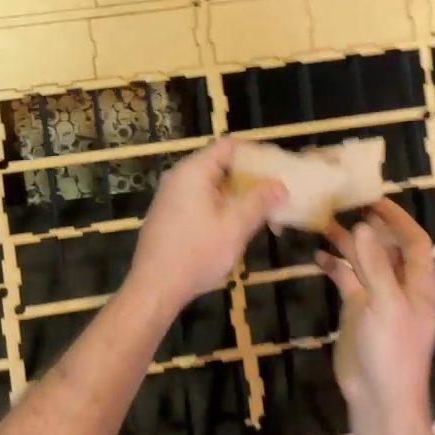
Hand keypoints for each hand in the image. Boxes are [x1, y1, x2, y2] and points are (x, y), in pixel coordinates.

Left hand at [126, 139, 285, 309]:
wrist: (154, 288)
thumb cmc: (197, 253)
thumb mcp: (235, 227)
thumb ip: (259, 202)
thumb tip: (280, 185)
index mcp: (193, 171)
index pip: (228, 146)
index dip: (255, 151)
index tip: (278, 164)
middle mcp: (178, 178)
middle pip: (219, 165)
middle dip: (249, 177)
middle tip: (275, 191)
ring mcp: (170, 197)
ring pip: (210, 186)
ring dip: (236, 196)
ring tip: (262, 212)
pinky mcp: (168, 216)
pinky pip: (199, 201)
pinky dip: (220, 207)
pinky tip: (236, 226)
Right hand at [318, 199, 434, 417]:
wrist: (379, 396)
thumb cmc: (393, 350)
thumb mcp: (387, 304)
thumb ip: (376, 265)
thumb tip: (364, 226)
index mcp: (418, 283)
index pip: (414, 241)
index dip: (398, 219)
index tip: (373, 199)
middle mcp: (400, 286)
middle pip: (387, 247)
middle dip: (369, 227)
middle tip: (343, 205)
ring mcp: (377, 298)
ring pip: (363, 261)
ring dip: (347, 244)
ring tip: (324, 223)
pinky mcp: (357, 311)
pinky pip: (347, 280)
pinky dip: (334, 267)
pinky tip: (317, 256)